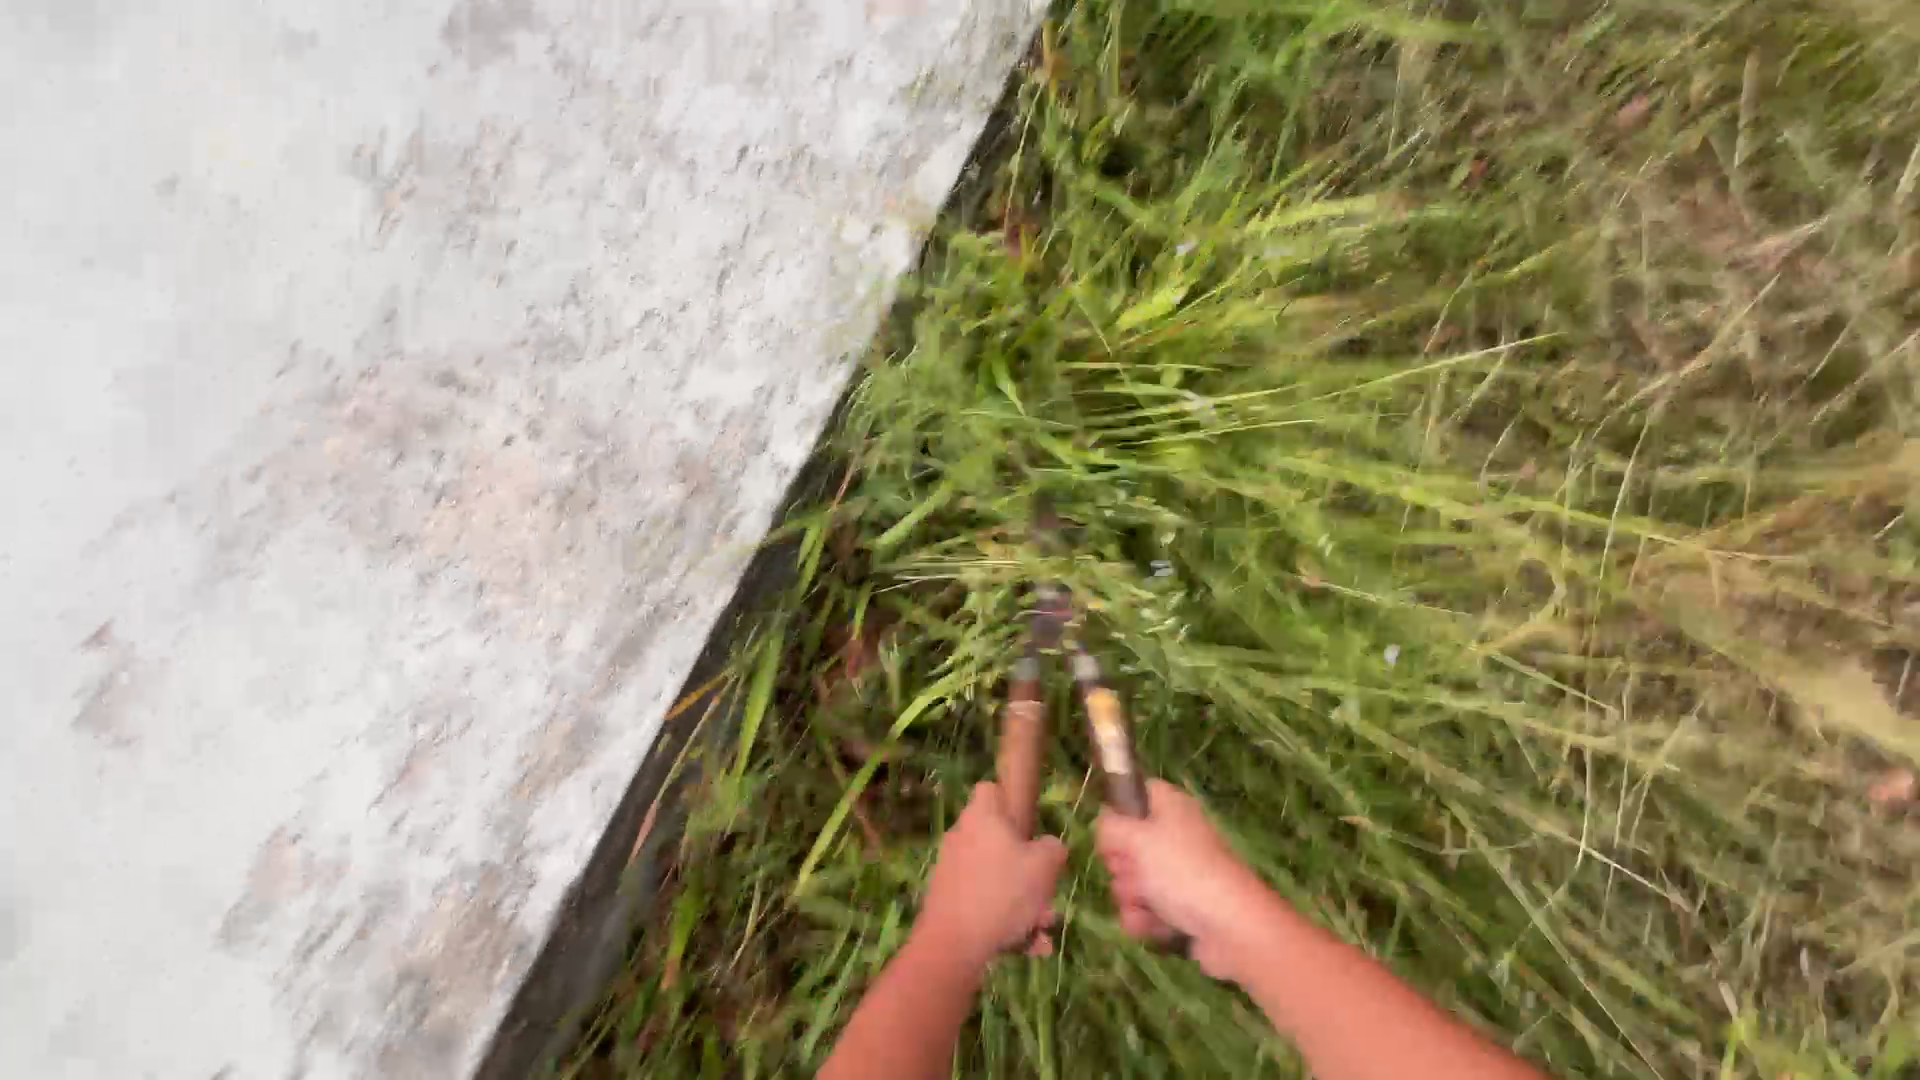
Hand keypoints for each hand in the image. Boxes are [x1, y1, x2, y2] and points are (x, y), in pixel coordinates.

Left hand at [916, 782, 1067, 967]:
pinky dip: (1007, 922)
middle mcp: (962, 836)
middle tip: (1047, 893)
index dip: (1011, 801)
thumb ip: (1053, 849)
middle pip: (999, 841)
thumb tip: (1049, 846)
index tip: (1028, 825)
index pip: (991, 790)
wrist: (953, 943)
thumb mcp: (1044, 867)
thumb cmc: (1002, 892)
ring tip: (1044, 928)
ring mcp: (952, 869)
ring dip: (1023, 902)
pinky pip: (984, 903)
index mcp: (982, 817)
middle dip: (1028, 870)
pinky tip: (1030, 947)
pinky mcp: (948, 899)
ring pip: (997, 878)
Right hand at [1096, 780, 1274, 979]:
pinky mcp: (1181, 907)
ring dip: (1130, 896)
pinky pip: (1147, 908)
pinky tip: (1150, 926)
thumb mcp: (1137, 838)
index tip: (1109, 831)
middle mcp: (1175, 835)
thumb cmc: (1183, 871)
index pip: (1134, 793)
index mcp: (1170, 806)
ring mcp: (1179, 873)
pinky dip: (1144, 919)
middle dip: (1121, 865)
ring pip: (1134, 879)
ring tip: (1144, 905)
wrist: (1233, 929)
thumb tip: (1104, 826)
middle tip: (1132, 871)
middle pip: (1128, 842)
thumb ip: (1109, 826)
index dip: (1117, 811)